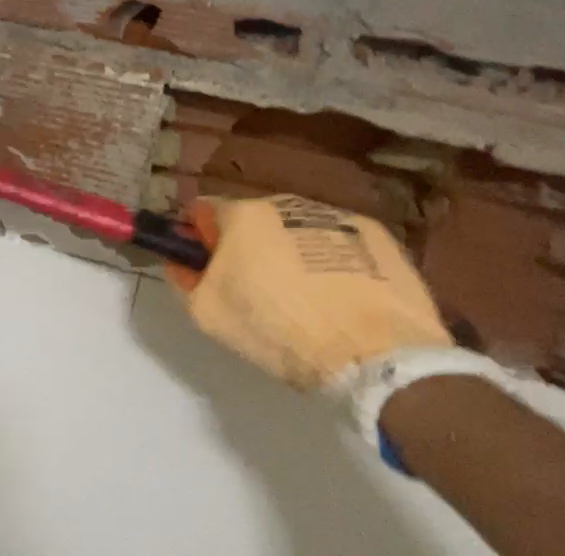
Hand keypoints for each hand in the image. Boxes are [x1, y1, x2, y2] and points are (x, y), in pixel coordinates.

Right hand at [167, 194, 452, 389]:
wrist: (376, 357)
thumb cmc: (278, 329)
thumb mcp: (207, 313)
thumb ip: (185, 279)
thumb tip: (182, 264)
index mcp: (241, 214)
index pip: (204, 213)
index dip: (201, 240)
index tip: (208, 268)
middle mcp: (288, 205)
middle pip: (254, 221)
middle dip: (250, 246)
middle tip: (258, 289)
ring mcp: (339, 219)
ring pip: (300, 232)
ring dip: (295, 253)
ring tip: (309, 298)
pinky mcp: (382, 241)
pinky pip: (343, 245)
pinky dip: (337, 263)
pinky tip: (343, 298)